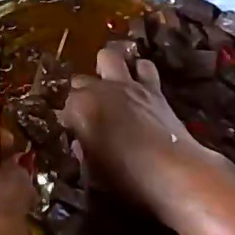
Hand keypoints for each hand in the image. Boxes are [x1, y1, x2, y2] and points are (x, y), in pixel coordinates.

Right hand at [61, 44, 221, 217]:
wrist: (173, 170)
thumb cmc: (126, 177)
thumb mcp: (93, 171)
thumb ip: (83, 150)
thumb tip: (81, 142)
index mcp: (79, 108)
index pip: (61, 105)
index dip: (63, 118)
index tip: (67, 130)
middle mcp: (100, 88)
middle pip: (79, 80)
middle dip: (78, 93)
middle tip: (84, 113)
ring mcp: (127, 84)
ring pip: (108, 57)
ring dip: (105, 70)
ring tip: (109, 87)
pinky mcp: (153, 87)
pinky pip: (143, 67)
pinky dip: (138, 72)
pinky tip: (138, 86)